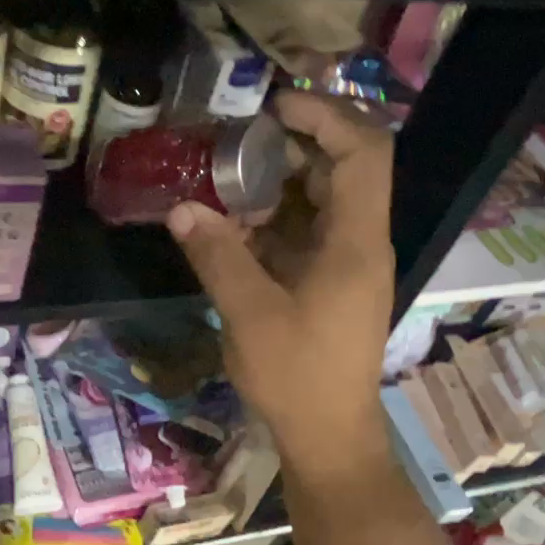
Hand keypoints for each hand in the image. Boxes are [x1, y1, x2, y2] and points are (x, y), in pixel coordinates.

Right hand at [168, 91, 396, 474]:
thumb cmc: (298, 377)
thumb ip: (219, 257)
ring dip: (280, 192)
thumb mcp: (251, 315)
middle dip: (293, 152)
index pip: (362, 152)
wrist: (329, 437)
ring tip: (229, 188)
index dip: (325, 116)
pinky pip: (309, 242)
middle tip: (239, 148)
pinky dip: (277, 230)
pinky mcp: (333, 293)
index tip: (275, 108)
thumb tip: (182, 209)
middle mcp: (362, 247)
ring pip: (322, 209)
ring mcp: (350, 271)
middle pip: (342, 174)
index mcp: (356, 243)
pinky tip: (237, 236)